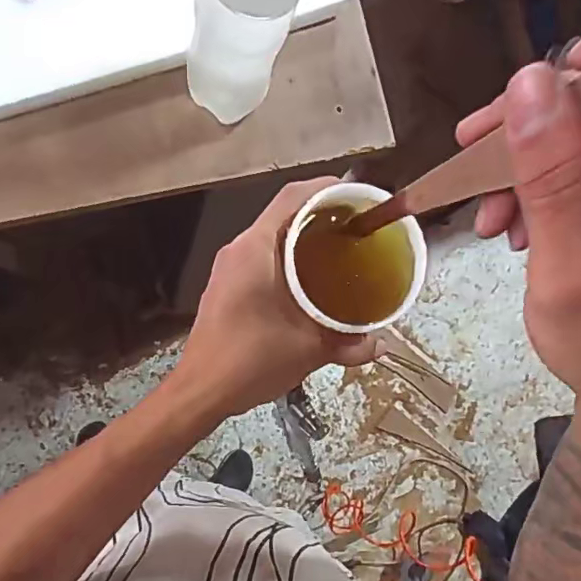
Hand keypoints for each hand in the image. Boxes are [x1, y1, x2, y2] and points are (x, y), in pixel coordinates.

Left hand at [171, 179, 380, 418]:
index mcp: (254, 249)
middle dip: (322, 217)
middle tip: (357, 229)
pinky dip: (287, 262)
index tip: (360, 197)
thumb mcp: (307, 350)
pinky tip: (310, 283)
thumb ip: (346, 344)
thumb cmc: (249, 362)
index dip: (330, 188)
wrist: (200, 391)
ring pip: (271, 239)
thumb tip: (379, 345)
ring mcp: (226, 270)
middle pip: (283, 215)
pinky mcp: (223, 289)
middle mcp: (237, 250)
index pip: (293, 196)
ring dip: (304, 242)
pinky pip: (260, 260)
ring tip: (340, 254)